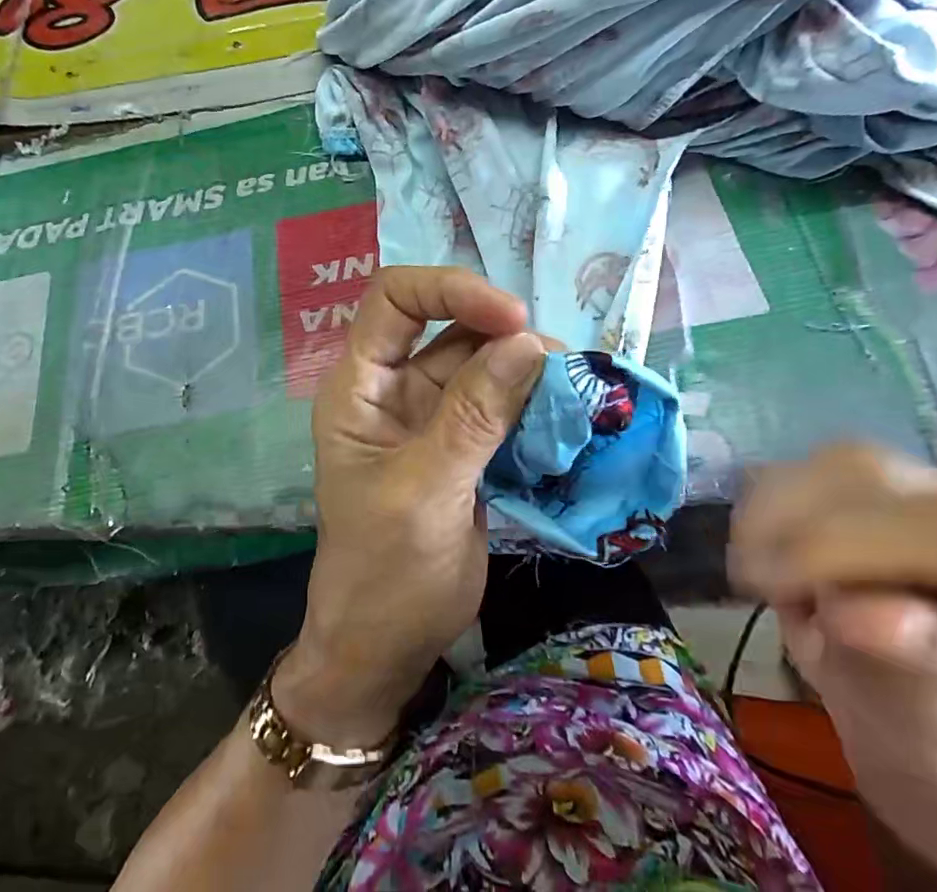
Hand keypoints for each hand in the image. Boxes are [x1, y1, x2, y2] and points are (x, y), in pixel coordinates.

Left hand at [277, 267, 547, 746]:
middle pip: (448, 329)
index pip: (394, 300)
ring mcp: (429, 419)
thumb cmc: (386, 574)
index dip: (450, 291)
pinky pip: (501, 407)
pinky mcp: (461, 449)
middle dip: (505, 337)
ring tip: (578, 394)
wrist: (385, 645)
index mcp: (359, 388)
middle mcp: (391, 391)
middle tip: (567, 369)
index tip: (514, 319)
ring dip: (529, 373)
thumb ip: (473, 417)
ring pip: (483, 367)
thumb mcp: (426, 492)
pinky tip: (570, 418)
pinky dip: (534, 406)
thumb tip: (530, 342)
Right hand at [730, 444, 936, 875]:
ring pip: (859, 464)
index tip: (773, 584)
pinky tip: (767, 548)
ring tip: (762, 573)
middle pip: (909, 492)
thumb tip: (859, 610)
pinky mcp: (913, 489)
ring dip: (782, 511)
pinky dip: (775, 501)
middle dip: (806, 530)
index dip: (860, 546)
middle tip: (754, 585)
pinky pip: (826, 465)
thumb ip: (914, 688)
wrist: (933, 732)